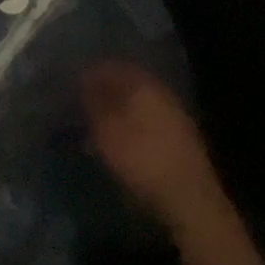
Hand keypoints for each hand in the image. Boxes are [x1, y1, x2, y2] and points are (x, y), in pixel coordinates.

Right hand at [82, 59, 224, 227]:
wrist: (189, 197)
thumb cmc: (142, 160)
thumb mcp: (107, 132)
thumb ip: (95, 104)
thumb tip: (85, 81)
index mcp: (144, 85)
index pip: (114, 66)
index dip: (93, 73)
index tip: (75, 84)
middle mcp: (163, 93)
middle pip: (130, 82)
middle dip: (107, 90)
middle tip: (85, 103)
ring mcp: (176, 115)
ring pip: (141, 102)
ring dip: (121, 109)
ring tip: (100, 124)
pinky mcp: (183, 138)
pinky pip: (151, 119)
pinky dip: (134, 124)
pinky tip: (124, 139)